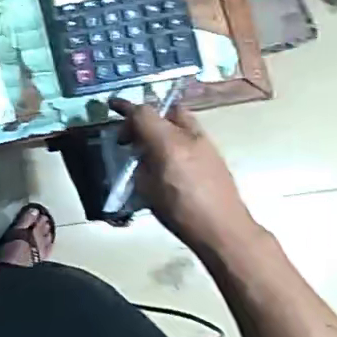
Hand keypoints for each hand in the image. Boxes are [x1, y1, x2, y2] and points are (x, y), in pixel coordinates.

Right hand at [110, 99, 263, 255]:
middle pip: (166, 110)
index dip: (125, 108)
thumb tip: (140, 155)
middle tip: (135, 135)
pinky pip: (190, 135)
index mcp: (168, 142)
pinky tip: (172, 162)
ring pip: (180, 121)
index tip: (113, 106)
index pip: (143, 113)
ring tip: (153, 150)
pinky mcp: (215, 153)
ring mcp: (205, 142)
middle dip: (148, 117)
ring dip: (164, 128)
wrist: (223, 230)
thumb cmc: (181, 213)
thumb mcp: (148, 191)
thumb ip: (141, 165)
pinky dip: (177, 139)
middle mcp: (188, 135)